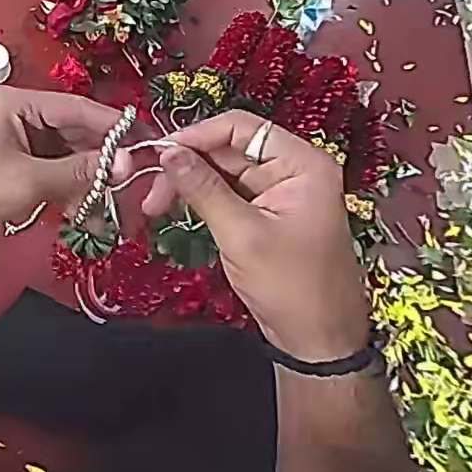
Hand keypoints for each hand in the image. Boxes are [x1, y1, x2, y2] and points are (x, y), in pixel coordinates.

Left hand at [0, 86, 124, 252]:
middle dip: (99, 161)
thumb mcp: (28, 182)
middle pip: (73, 132)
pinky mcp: (14, 164)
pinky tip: (82, 213)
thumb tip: (125, 163)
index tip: (143, 141)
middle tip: (128, 182)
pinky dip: (67, 189)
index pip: (77, 108)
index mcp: (17, 104)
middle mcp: (19, 115)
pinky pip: (51, 171)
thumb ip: (78, 171)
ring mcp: (16, 140)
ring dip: (85, 181)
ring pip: (65, 156)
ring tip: (105, 209)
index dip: (111, 126)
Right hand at [142, 111, 370, 361]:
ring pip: (223, 171)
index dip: (198, 135)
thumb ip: (203, 188)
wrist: (319, 343)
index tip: (160, 152)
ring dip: (189, 183)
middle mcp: (292, 169)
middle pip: (229, 148)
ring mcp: (278, 191)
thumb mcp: (242, 234)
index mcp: (301, 164)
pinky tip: (175, 209)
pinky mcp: (265, 212)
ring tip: (155, 206)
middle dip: (187, 164)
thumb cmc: (291, 287)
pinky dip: (201, 198)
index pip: (243, 127)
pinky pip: (227, 192)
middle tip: (151, 191)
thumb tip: (167, 152)